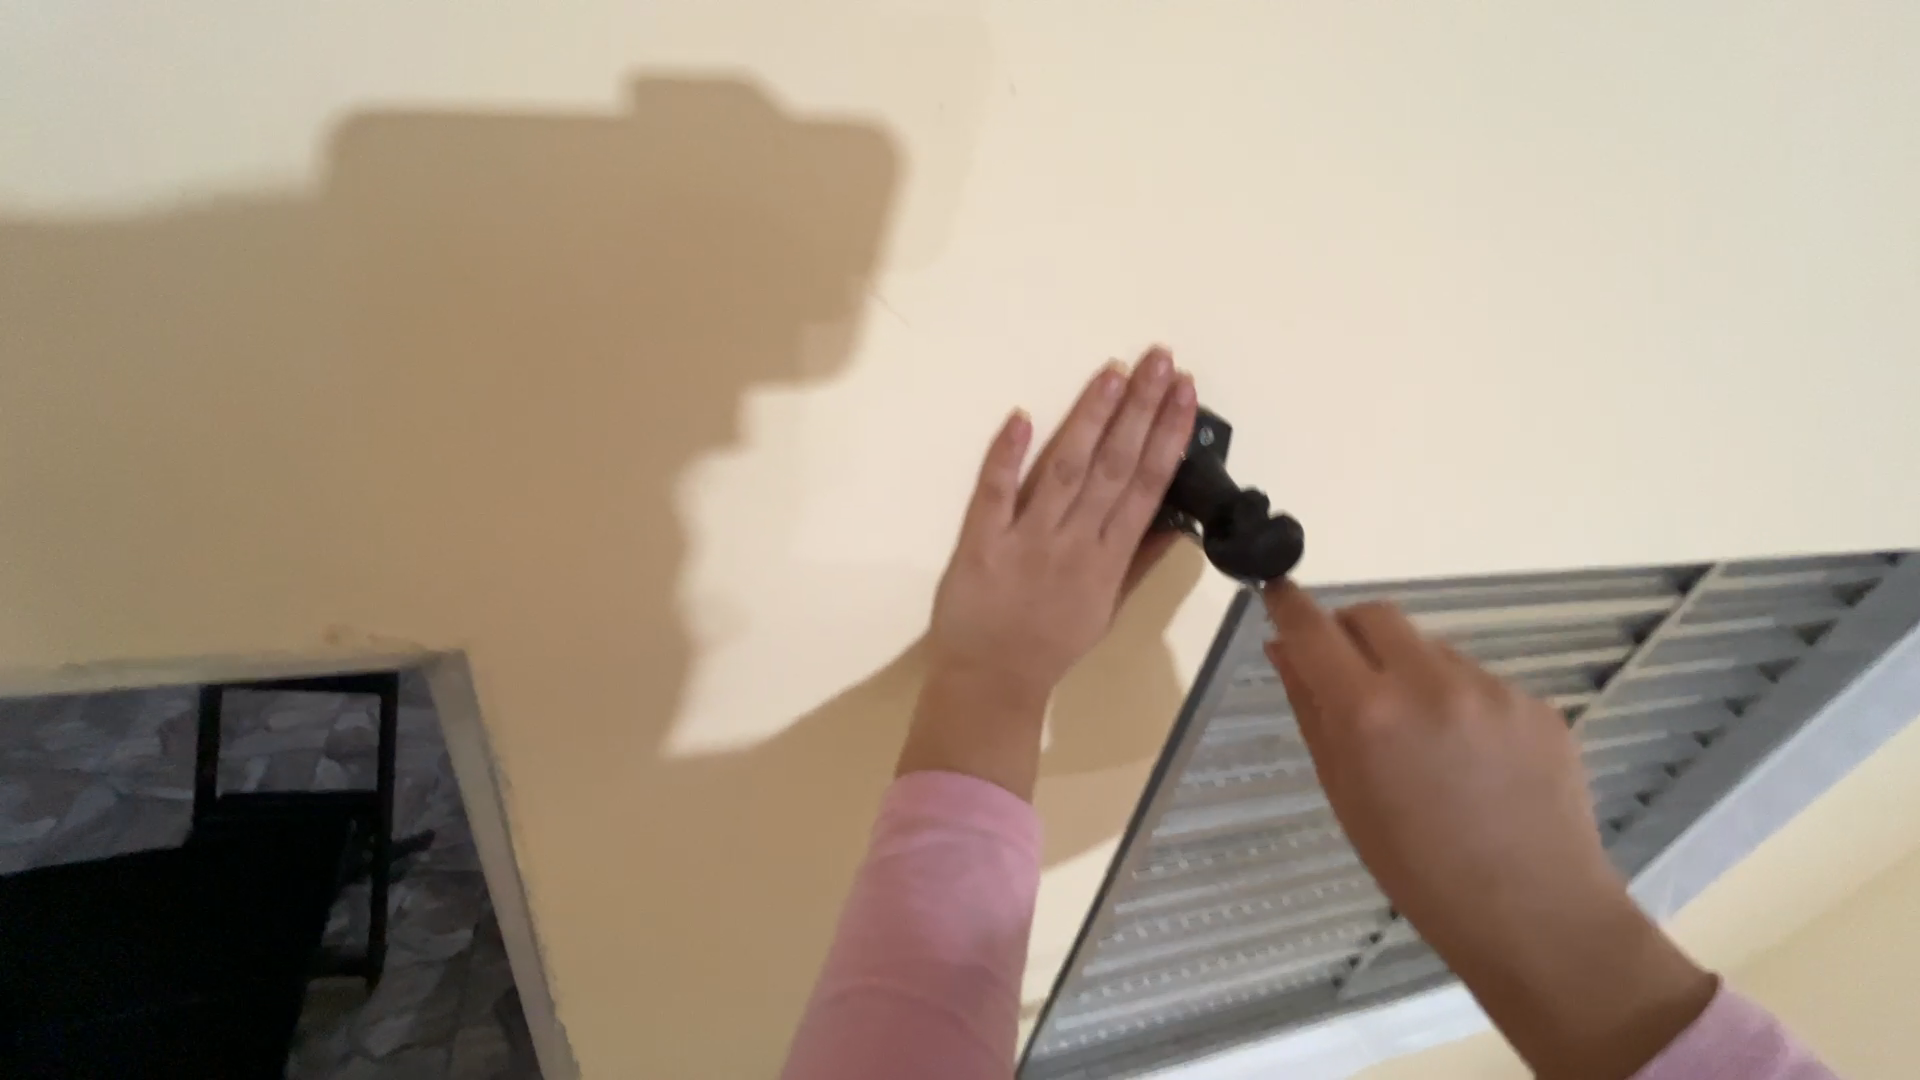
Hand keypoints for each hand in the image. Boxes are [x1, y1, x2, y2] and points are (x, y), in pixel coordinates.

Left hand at [896, 348, 1197, 799]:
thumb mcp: (1107, 612)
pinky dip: (1006, 456)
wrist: (991, 682)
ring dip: (1089, 419)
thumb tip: (1177, 523)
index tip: (1185, 393)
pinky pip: (994, 493)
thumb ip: (1141, 564)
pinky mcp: (980, 542)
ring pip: (1064, 471)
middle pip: (1112, 467)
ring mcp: (1026, 540)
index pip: (1146, 486)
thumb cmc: (1051, 646)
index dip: (1168, 436)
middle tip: (1160, 359)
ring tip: (1113, 373)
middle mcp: (1074, 542)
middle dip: (1140, 410)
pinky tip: (1022, 416)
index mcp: (1109, 559)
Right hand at [1263, 583, 1715, 1079]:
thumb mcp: (1340, 786)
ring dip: (1406, 667)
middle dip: (1348, 628)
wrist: (1534, 915)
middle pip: (1375, 614)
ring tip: (1420, 732)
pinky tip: (1468, 752)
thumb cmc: (1411, 863)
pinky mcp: (1538, 705)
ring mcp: (1492, 690)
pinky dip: (1455, 697)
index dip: (1287, 603)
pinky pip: (1476, 679)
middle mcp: (1430, 684)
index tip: (1275, 591)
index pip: (1313, 628)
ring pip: (1428, 646)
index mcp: (1369, 711)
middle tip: (1347, 671)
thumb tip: (1282, 647)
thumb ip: (1308, 705)